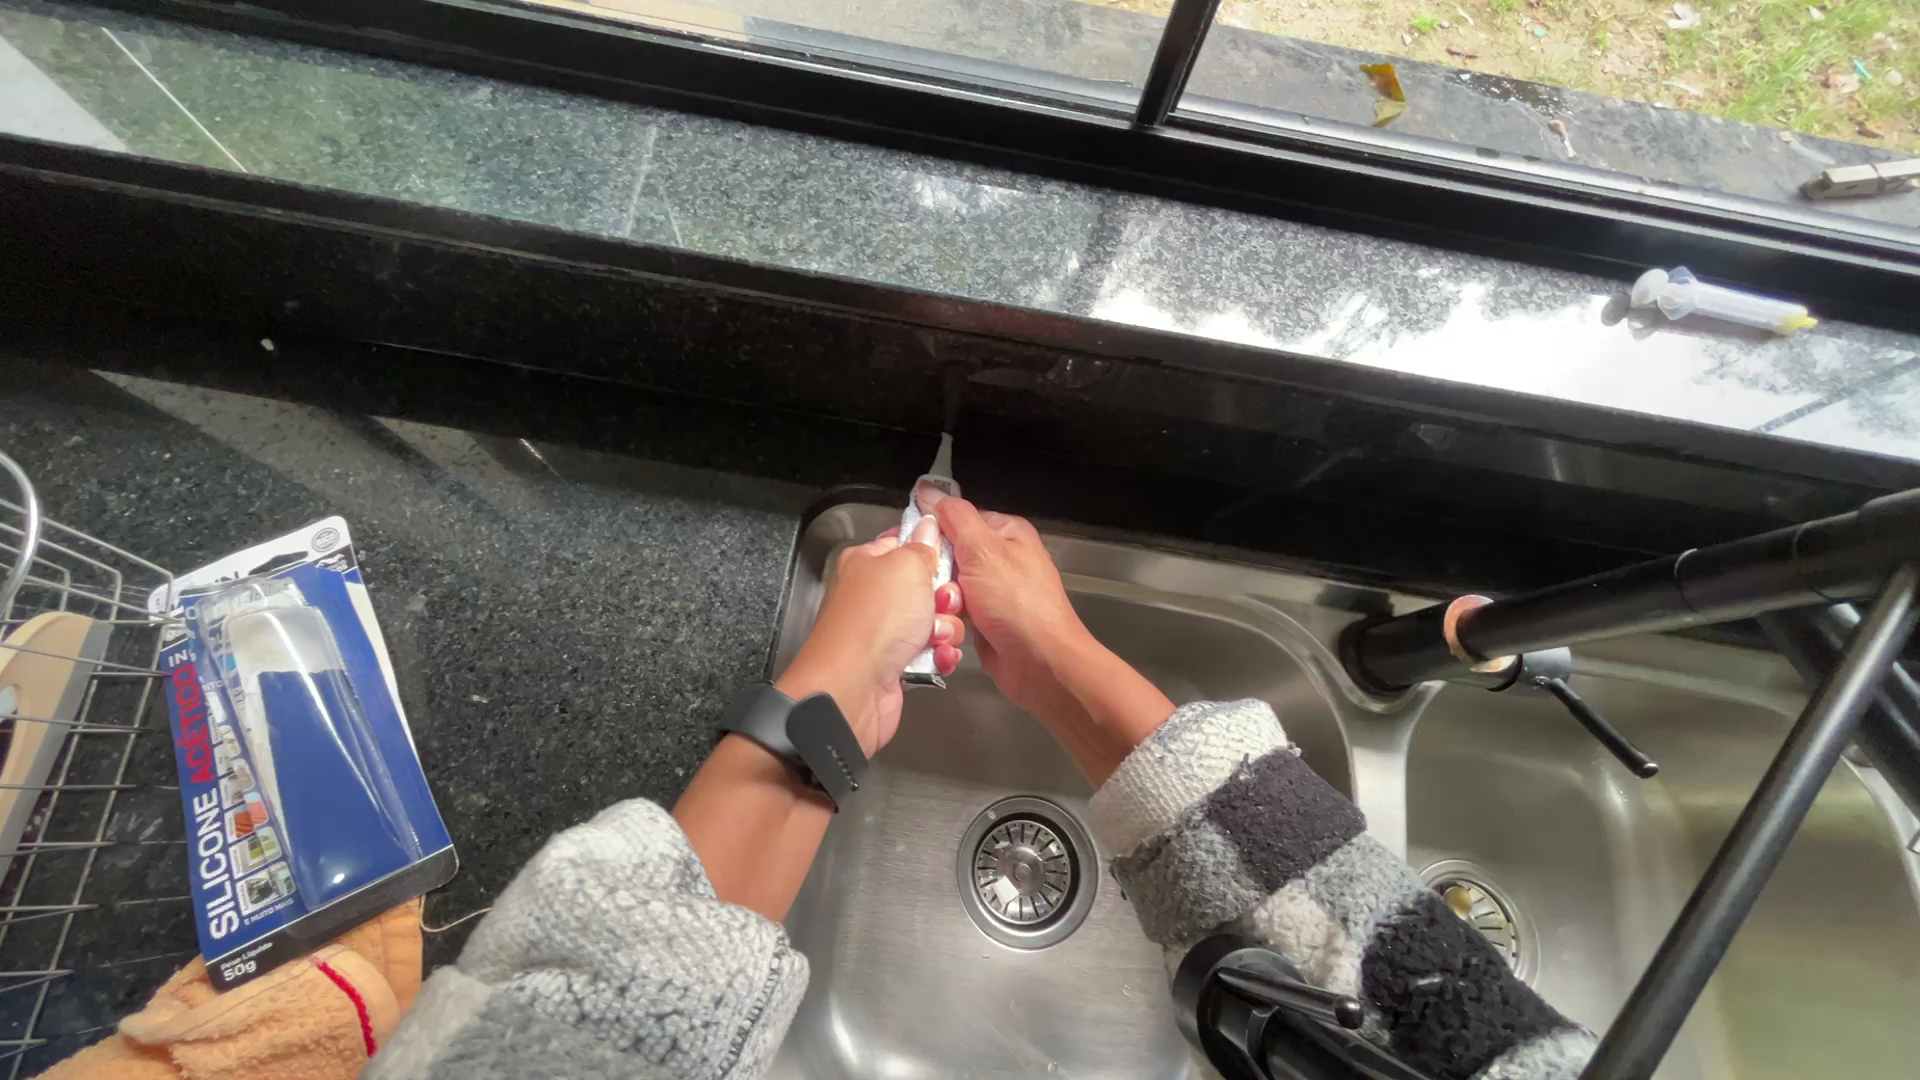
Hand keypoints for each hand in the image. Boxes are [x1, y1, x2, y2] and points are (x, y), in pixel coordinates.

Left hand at [774, 514, 964, 755]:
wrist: (853, 688)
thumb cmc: (874, 621)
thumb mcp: (907, 566)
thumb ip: (923, 545)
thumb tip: (929, 527)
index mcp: (868, 562)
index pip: (908, 544)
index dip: (934, 552)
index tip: (950, 561)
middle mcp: (874, 595)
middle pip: (928, 586)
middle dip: (946, 598)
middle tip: (942, 605)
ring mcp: (885, 631)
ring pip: (935, 622)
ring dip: (946, 630)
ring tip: (935, 639)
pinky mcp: (896, 663)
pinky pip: (931, 653)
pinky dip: (939, 657)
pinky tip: (937, 659)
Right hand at [932, 492, 1171, 784]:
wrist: (1041, 663)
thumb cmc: (1015, 602)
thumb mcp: (983, 550)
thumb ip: (954, 517)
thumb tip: (927, 489)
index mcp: (1007, 533)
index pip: (958, 518)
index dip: (933, 529)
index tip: (909, 543)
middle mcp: (1002, 559)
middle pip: (951, 553)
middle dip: (935, 570)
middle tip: (929, 584)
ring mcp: (994, 592)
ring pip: (949, 585)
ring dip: (939, 597)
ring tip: (940, 609)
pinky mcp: (985, 621)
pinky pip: (954, 611)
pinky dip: (946, 618)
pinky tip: (940, 625)